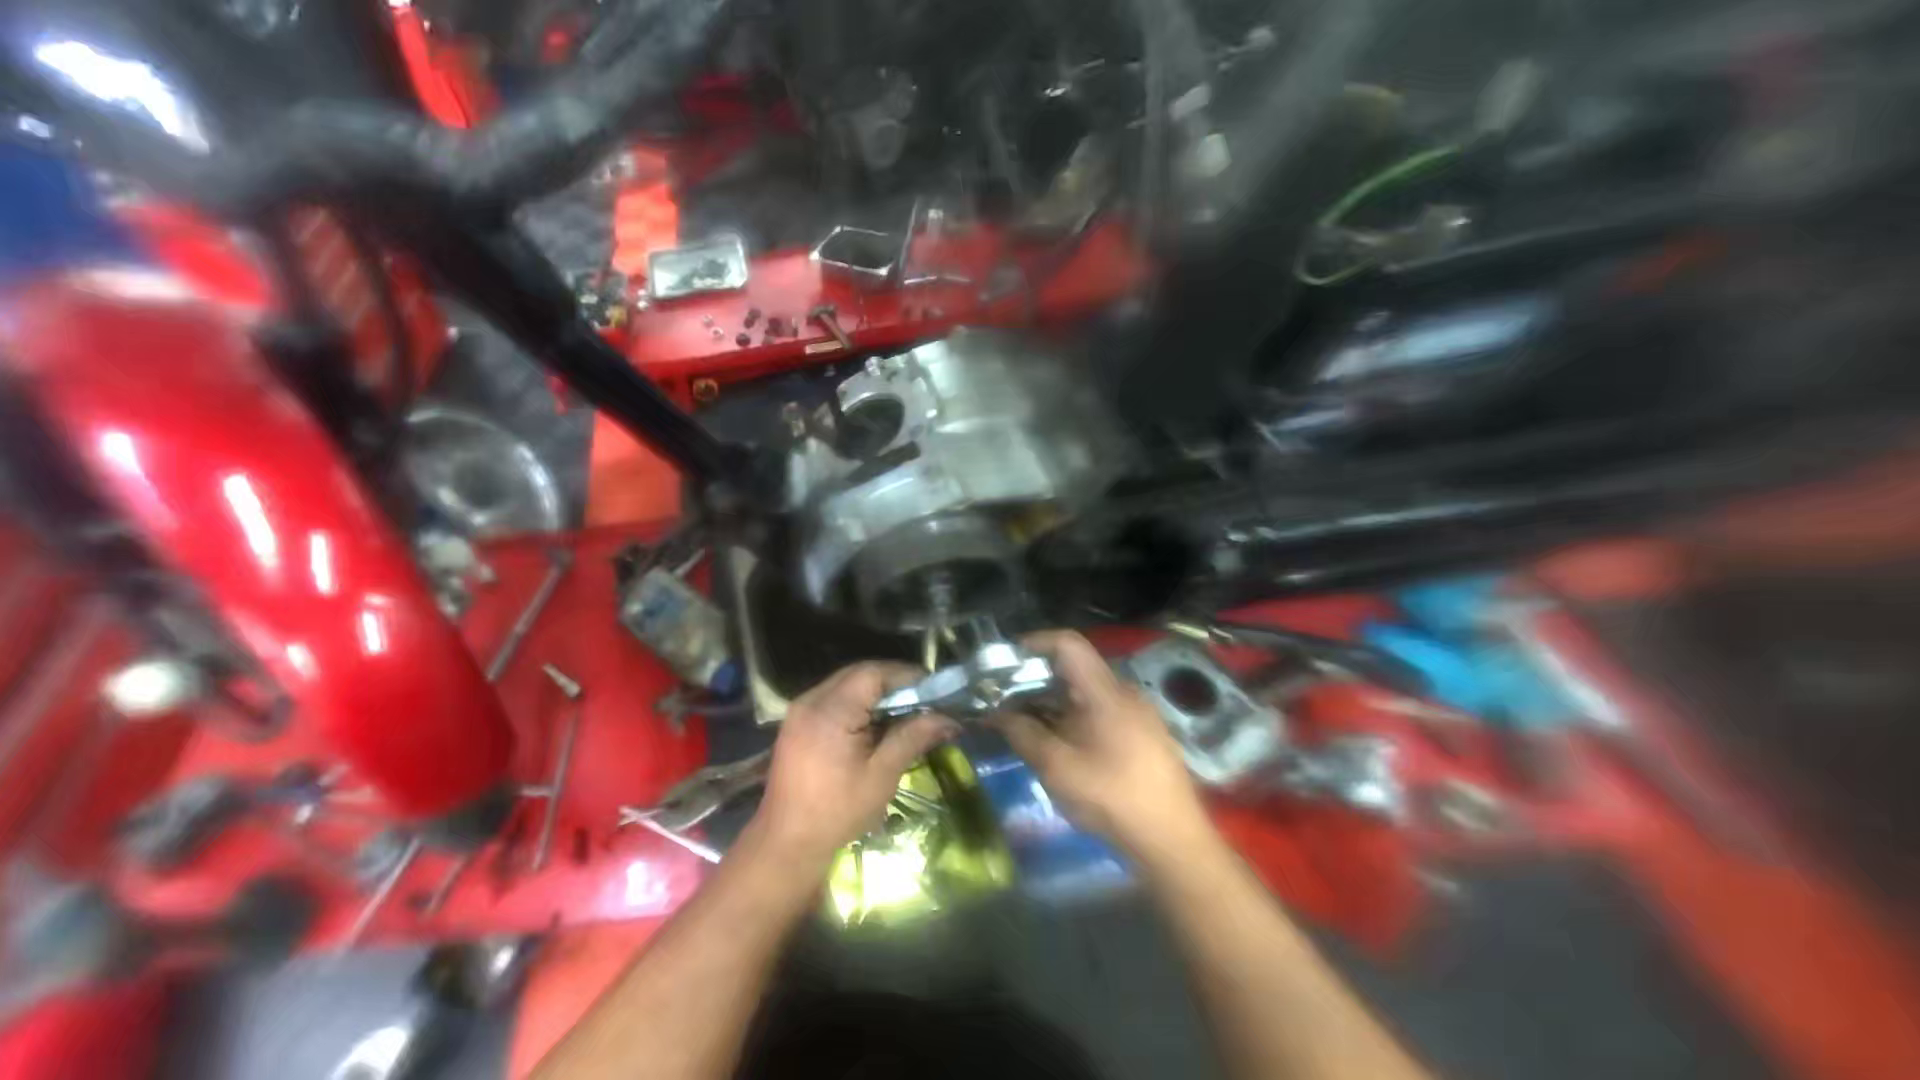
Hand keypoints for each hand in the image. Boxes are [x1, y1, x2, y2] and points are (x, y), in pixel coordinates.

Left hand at [751, 662, 956, 866]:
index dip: (906, 675)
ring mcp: (799, 711)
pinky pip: (832, 699)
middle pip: (858, 674)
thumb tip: (948, 719)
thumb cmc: (837, 811)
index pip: (873, 673)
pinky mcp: (797, 724)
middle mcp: (810, 701)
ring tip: (905, 712)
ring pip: (845, 685)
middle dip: (893, 682)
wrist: (786, 844)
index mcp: (830, 711)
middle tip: (924, 700)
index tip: (934, 689)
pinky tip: (875, 724)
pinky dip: (857, 703)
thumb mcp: (882, 774)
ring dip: (876, 692)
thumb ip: (913, 737)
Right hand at [993, 631, 1212, 865]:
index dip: (1035, 643)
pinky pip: (1101, 711)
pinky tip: (1057, 743)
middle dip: (1036, 679)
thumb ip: (1023, 734)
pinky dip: (1073, 716)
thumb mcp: (1057, 768)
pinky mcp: (1143, 735)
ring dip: (1053, 701)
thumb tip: (997, 713)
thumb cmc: (1112, 798)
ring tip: (1024, 723)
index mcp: (1106, 692)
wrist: (1173, 841)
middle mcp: (1125, 693)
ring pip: (1087, 692)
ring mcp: (1138, 714)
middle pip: (1075, 668)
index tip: (1006, 661)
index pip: (1069, 644)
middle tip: (1005, 699)